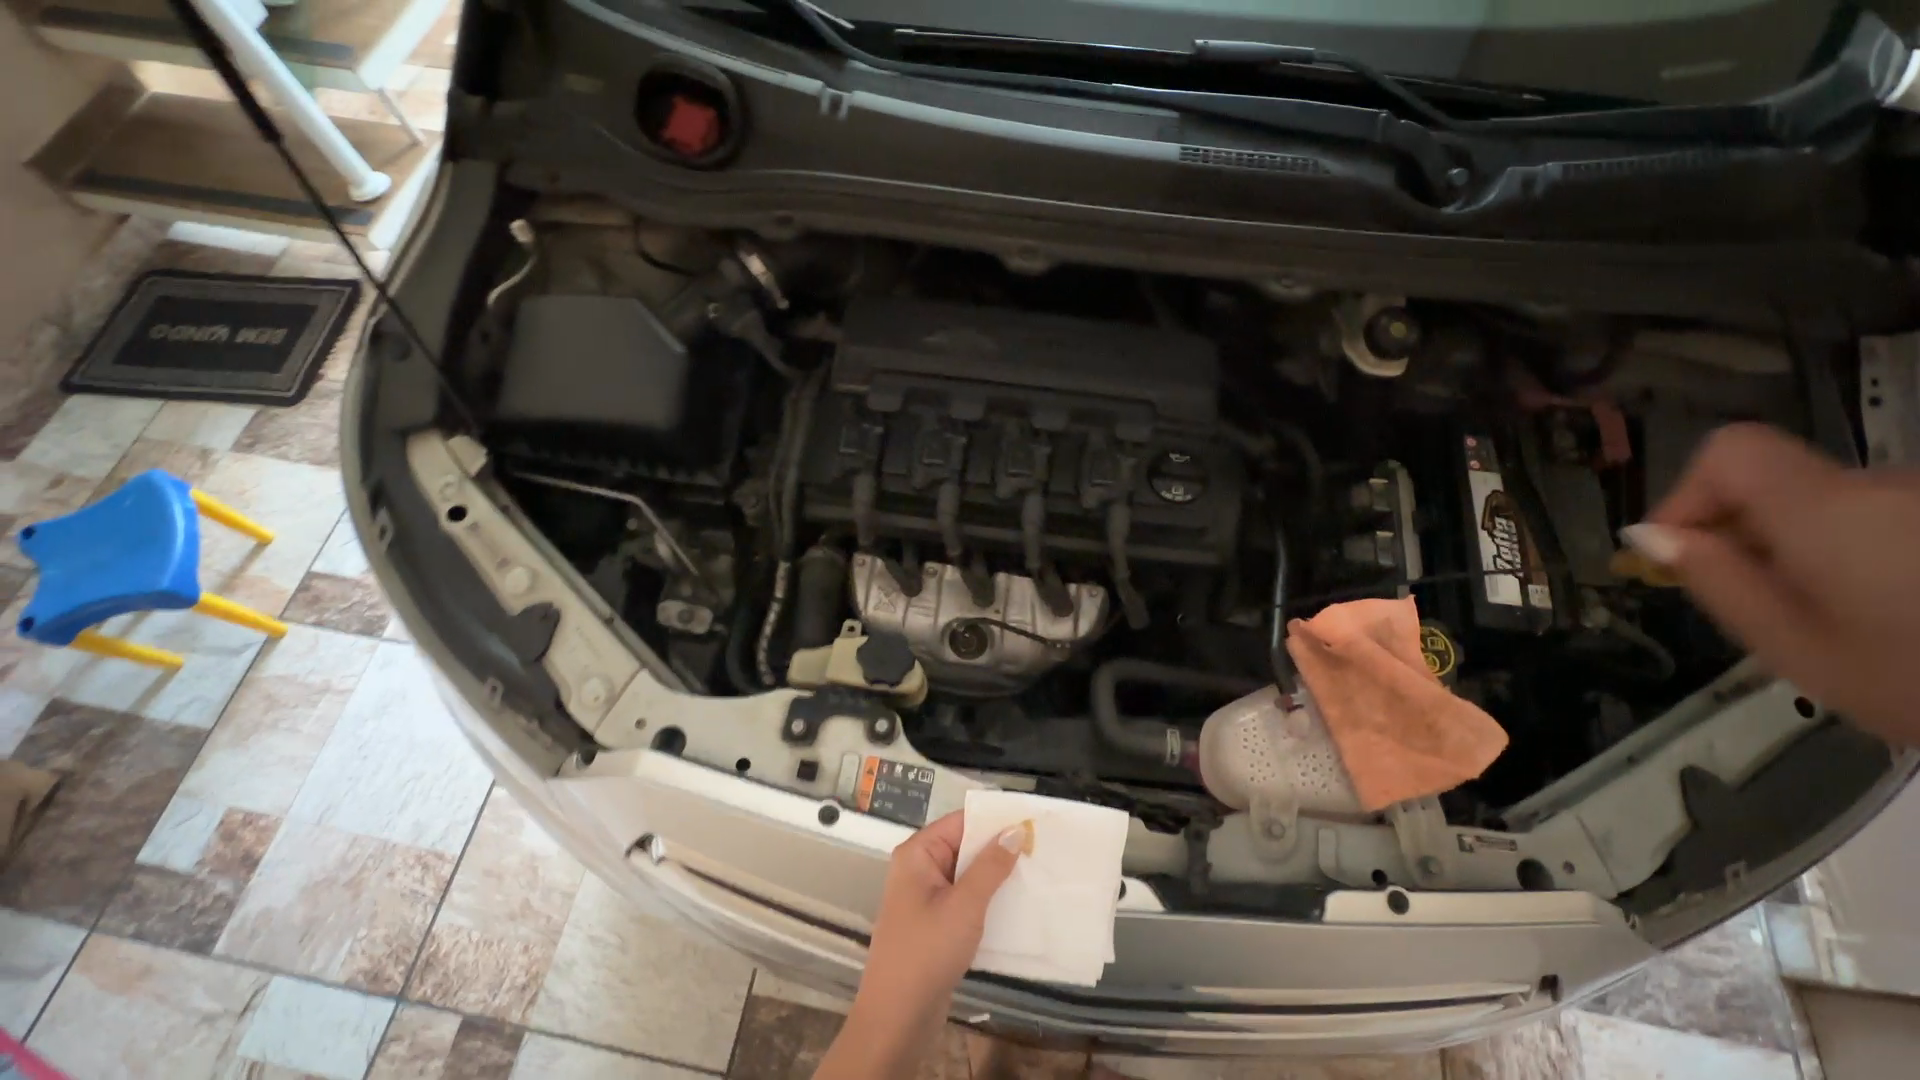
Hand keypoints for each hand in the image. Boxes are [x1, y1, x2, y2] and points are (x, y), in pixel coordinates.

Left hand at [815, 812, 1022, 1078]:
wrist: (897, 1016)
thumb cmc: (927, 951)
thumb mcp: (965, 905)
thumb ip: (991, 866)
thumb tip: (1016, 830)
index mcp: (918, 854)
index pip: (961, 821)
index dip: (995, 820)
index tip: (1034, 821)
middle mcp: (919, 869)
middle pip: (964, 846)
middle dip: (1000, 847)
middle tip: (1044, 848)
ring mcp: (926, 898)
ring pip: (967, 875)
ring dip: (997, 875)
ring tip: (1039, 873)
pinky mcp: (935, 924)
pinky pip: (966, 900)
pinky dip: (988, 900)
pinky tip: (1018, 905)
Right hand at [1631, 422, 1919, 744]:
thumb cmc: (1918, 679)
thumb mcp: (1793, 645)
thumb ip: (1716, 581)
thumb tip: (1653, 537)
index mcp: (1826, 509)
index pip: (1732, 451)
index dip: (1690, 491)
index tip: (1680, 549)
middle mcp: (1887, 486)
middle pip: (1785, 484)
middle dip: (1749, 533)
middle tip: (1752, 603)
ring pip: (1839, 507)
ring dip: (1809, 548)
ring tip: (1832, 620)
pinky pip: (1892, 520)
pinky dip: (1866, 554)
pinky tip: (1890, 611)